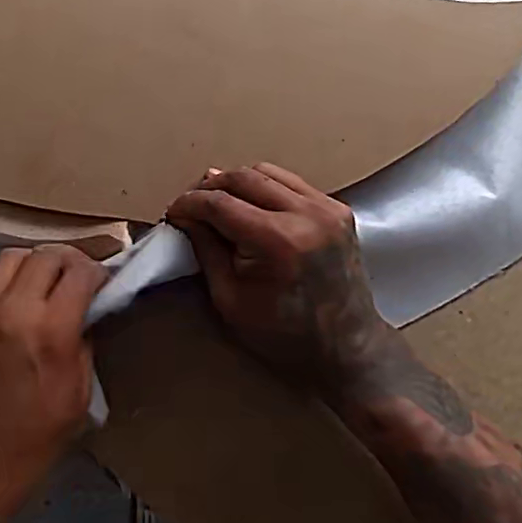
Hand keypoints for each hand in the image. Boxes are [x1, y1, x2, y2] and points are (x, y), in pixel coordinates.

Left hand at [0, 245, 107, 522]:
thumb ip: (84, 345)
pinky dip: (5, 276)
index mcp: (49, 333)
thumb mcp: (76, 400)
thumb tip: (86, 312)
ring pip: (12, 256)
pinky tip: (13, 296)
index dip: (98, 273)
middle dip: (69, 261)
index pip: (80, 273)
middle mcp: (11, 309)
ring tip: (44, 283)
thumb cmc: (26, 448)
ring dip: (35, 263)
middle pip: (46, 255)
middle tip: (77, 279)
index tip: (102, 283)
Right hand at [167, 163, 394, 397]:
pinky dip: (263, 188)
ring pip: (264, 172)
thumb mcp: (229, 299)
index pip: (219, 203)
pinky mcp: (337, 209)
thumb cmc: (283, 336)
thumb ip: (206, 249)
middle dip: (208, 188)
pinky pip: (289, 182)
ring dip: (235, 183)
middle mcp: (306, 215)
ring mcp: (327, 208)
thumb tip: (187, 215)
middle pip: (241, 178)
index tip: (173, 212)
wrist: (348, 350)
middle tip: (191, 207)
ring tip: (219, 205)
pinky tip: (251, 207)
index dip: (188, 204)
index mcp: (278, 242)